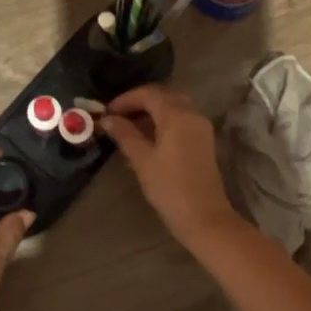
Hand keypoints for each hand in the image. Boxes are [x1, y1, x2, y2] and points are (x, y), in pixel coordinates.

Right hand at [98, 86, 240, 248]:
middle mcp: (192, 114)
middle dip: (139, 102)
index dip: (126, 99)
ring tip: (129, 128)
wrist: (204, 217)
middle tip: (117, 117)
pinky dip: (164, 121)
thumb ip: (125, 135)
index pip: (148, 94)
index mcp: (177, 115)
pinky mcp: (204, 140)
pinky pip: (182, 119)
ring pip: (174, 107)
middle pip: (163, 96)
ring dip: (152, 111)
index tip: (107, 112)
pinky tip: (148, 137)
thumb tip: (108, 119)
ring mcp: (201, 126)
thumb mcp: (142, 160)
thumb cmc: (169, 188)